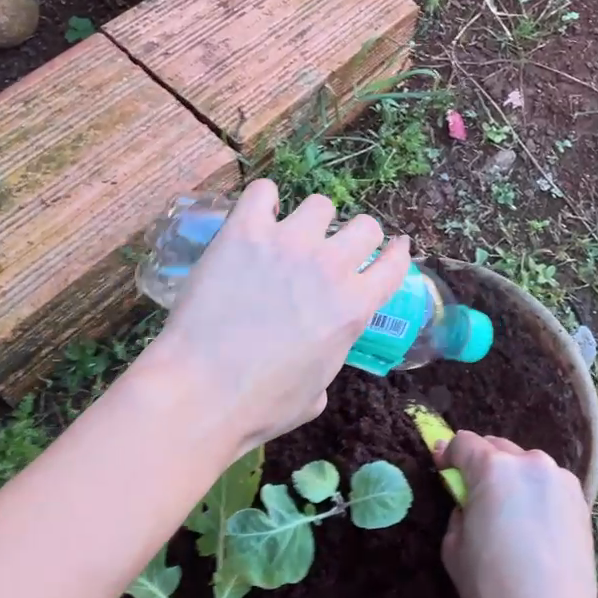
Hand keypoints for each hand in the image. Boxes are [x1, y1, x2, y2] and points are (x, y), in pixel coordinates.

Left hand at [142, 179, 408, 454]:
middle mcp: (330, 266)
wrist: (201, 392)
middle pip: (365, 225)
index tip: (394, 246)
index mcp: (354, 308)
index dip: (396, 253)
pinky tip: (256, 215)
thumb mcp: (315, 394)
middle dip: (354, 236)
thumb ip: (329, 360)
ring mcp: (289, 243)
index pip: (394, 264)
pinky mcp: (246, 231)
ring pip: (320, 203)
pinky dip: (262, 200)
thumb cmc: (259, 406)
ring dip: (309, 220)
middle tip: (331, 249)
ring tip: (289, 234)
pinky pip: (263, 191)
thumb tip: (318, 354)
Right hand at [439, 431, 597, 597]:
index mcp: (493, 469)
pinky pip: (549, 484)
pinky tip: (536, 526)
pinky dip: (537, 494)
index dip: (448, 455)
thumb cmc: (493, 588)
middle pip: (497, 448)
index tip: (444, 469)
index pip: (463, 442)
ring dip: (512, 478)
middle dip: (481, 464)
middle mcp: (529, 462)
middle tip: (476, 496)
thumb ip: (458, 509)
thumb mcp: (454, 547)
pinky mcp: (580, 499)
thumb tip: (467, 500)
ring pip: (526, 465)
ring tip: (511, 514)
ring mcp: (560, 478)